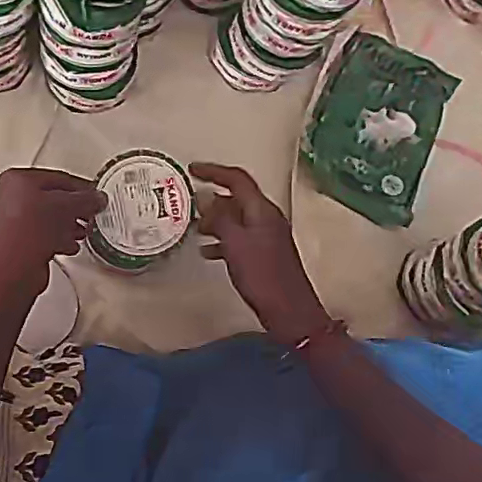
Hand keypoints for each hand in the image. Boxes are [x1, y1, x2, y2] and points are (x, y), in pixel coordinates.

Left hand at [0, 168, 104, 300]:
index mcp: (17, 180)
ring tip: (82, 230)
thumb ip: (86, 200)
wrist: (14, 266)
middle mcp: (10, 198)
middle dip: (74, 209)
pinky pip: (42, 235)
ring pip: (48, 219)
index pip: (57, 178)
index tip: (94, 195)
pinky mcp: (17, 242)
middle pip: (52, 199)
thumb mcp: (67, 206)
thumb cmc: (28, 231)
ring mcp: (12, 221)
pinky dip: (57, 238)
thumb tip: (96, 199)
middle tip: (90, 213)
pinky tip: (67, 244)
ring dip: (67, 225)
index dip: (80, 187)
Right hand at [191, 163, 332, 343]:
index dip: (214, 171)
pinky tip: (208, 251)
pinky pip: (240, 237)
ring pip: (238, 218)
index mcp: (262, 211)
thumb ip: (220, 218)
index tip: (192, 170)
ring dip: (216, 219)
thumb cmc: (262, 277)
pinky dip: (223, 238)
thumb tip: (206, 197)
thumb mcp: (235, 244)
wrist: (290, 312)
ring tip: (196, 227)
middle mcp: (267, 218)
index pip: (237, 179)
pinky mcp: (265, 254)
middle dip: (213, 197)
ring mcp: (268, 236)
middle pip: (238, 197)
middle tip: (191, 203)